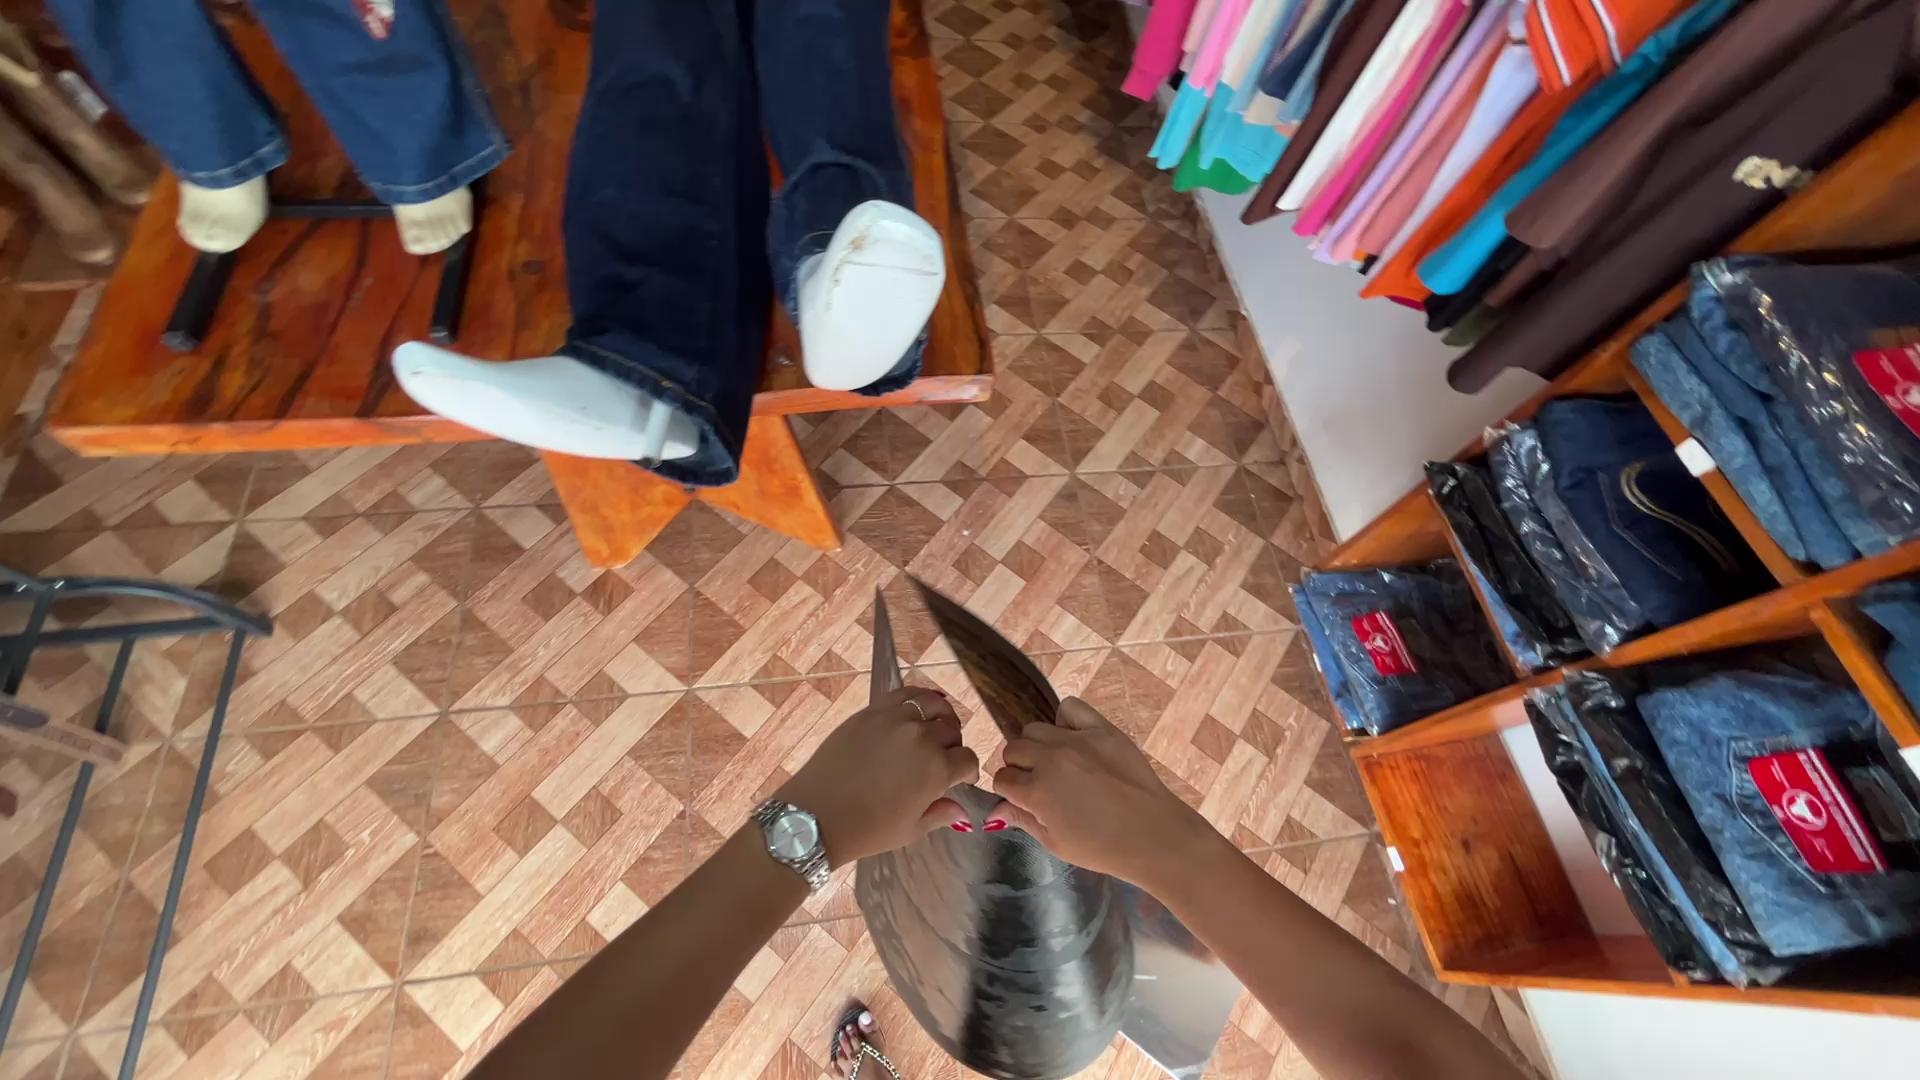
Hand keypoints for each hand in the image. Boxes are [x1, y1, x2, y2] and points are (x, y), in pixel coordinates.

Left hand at [777, 687, 977, 866]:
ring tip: (933, 727)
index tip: (961, 779)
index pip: (968, 759)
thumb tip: (964, 813)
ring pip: (933, 703)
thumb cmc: (866, 830)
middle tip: (943, 758)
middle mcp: (921, 737)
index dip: (967, 772)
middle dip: (953, 746)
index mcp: (936, 769)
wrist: (815, 816)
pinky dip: (917, 699)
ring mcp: (895, 719)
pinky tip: (914, 711)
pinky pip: (904, 694)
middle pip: (952, 730)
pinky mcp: (872, 711)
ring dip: (940, 716)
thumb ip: (941, 815)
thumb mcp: (910, 830)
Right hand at [989, 697, 1211, 887]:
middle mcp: (1051, 759)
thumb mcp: (1055, 843)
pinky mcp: (1102, 728)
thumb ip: (1022, 820)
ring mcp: (1077, 740)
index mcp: (1037, 792)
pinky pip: (1070, 708)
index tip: (1023, 799)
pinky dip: (1065, 720)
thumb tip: (993, 812)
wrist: (1155, 836)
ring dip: (1038, 745)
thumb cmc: (1103, 848)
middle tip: (1040, 782)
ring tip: (1058, 763)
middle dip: (1019, 767)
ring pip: (1035, 729)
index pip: (1002, 778)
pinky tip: (1074, 740)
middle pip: (1013, 749)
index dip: (1010, 791)